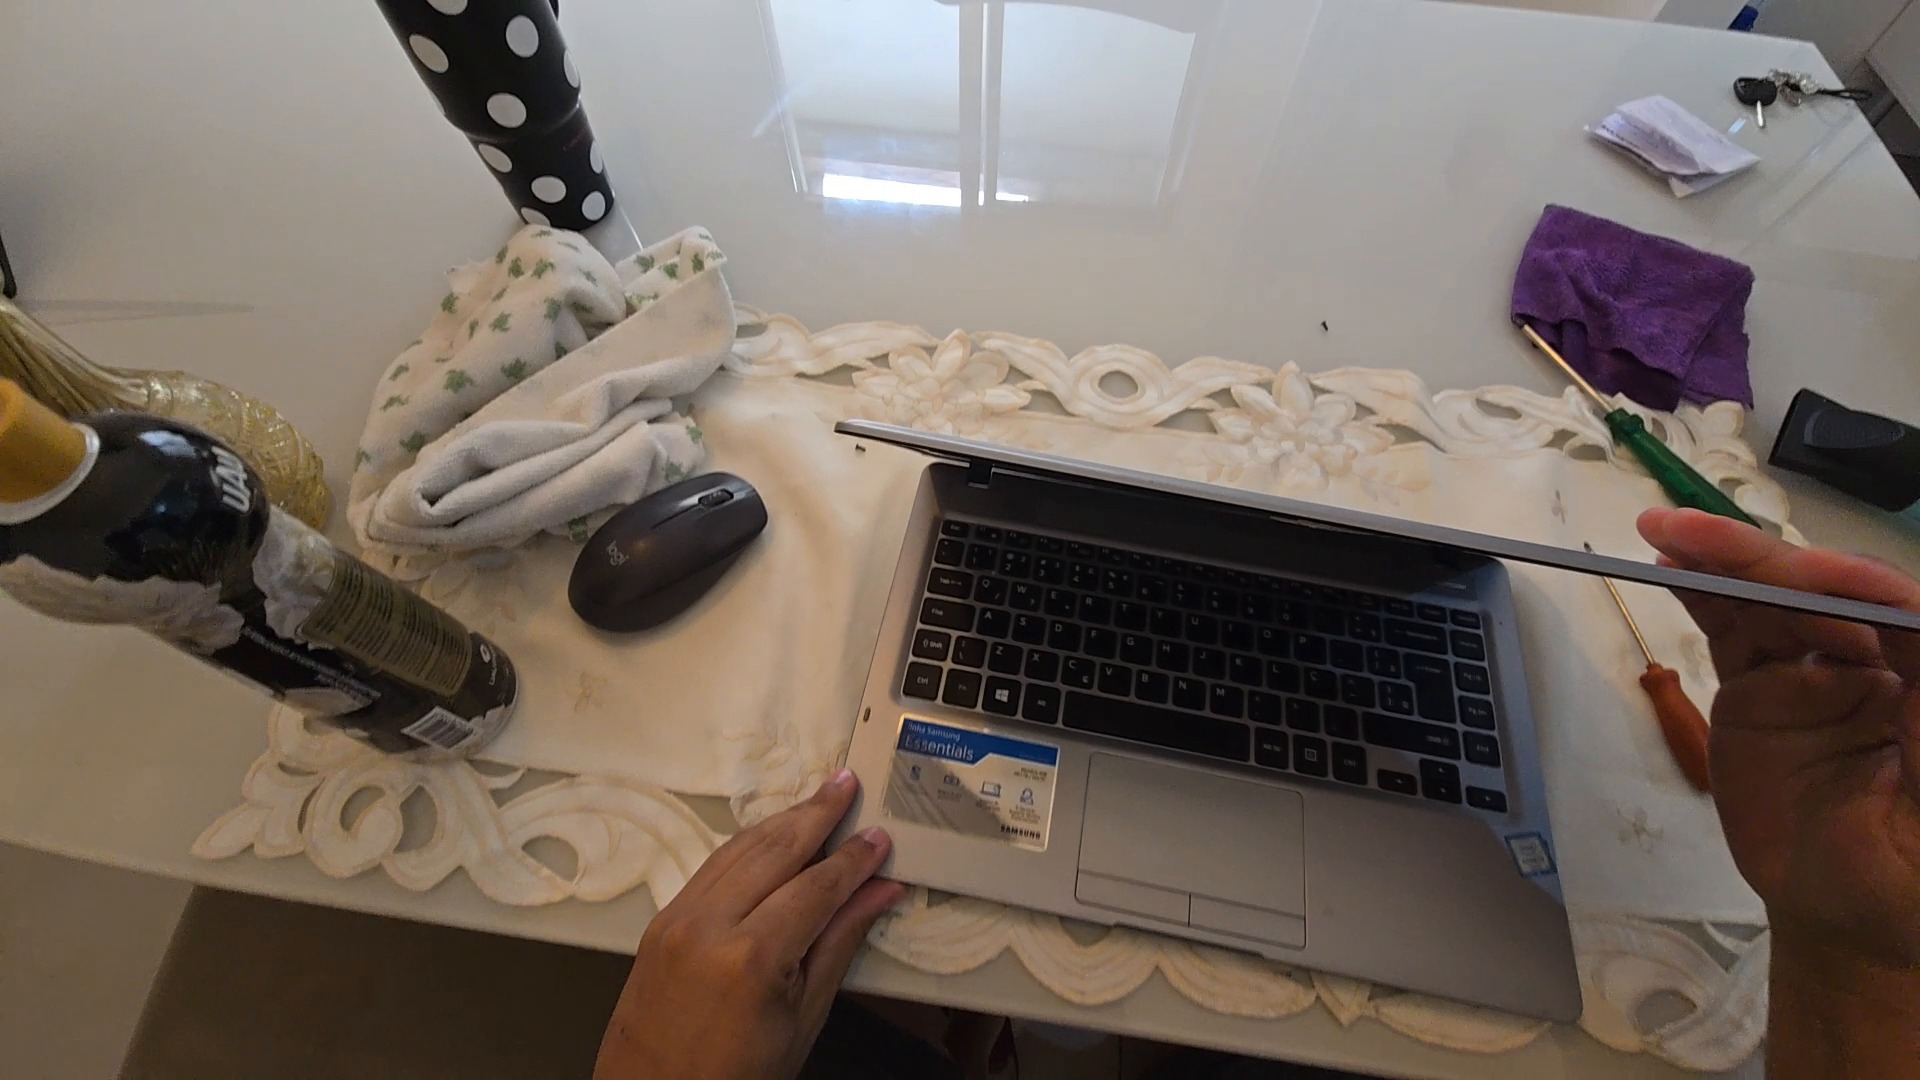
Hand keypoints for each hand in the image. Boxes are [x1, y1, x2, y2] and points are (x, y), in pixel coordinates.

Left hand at [594, 769, 904, 1079]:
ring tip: (820, 796)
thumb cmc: (741, 1074)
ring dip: (786, 818)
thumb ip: (843, 940)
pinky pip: (716, 863)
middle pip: (777, 849)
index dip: (853, 859)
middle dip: (818, 812)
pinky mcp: (663, 915)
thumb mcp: (803, 1015)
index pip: (817, 887)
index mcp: (752, 958)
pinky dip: (752, 840)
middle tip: (848, 781)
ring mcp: (679, 915)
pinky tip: (776, 831)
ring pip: (743, 846)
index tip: (881, 835)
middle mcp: (710, 923)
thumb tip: (885, 888)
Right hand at [1638, 508, 1919, 1075]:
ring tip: (1663, 535)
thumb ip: (1912, 728)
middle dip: (1759, 559)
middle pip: (1820, 598)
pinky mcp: (1761, 693)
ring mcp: (1815, 680)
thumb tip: (1862, 677)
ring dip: (1719, 567)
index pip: (1901, 614)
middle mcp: (1885, 669)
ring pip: (1768, 607)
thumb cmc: (1915, 882)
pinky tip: (1672, 573)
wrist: (1856, 916)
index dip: (1844, 583)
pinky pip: (1731, 635)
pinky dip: (1701, 600)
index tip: (1790, 568)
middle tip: (1683, 529)